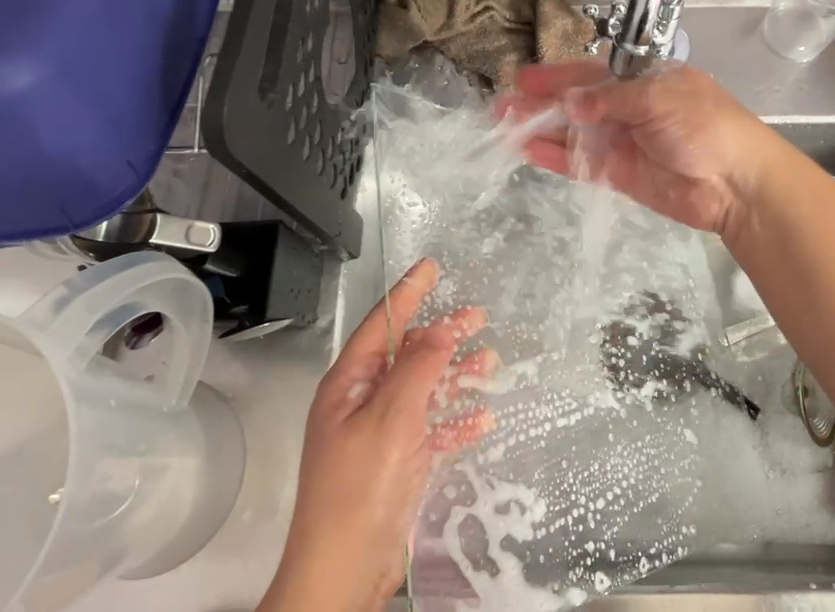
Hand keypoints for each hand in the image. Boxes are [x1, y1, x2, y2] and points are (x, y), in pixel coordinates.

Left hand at [260, 260, 495, 611]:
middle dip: (443, 335)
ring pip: (424, 391)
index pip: (382, 324)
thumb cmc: (358, 489)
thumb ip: (419, 369)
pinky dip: (455, 423)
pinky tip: (481, 421)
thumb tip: (443, 327)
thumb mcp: (390, 420)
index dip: (408, 293)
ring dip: (456, 377)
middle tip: (479, 317)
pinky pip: (431, 432)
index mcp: (349, 383)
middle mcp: (363, 401)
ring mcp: (380, 434)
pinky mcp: (398, 464)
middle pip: (408, 355)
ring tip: (490, 366)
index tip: (431, 266)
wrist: (344, 569)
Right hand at [495, 60, 785, 234]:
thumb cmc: (705, 126)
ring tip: (503, 126)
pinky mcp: (617, 175)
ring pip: (571, 133)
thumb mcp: (660, 97)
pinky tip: (526, 152)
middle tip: (501, 105)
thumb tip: (570, 104)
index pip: (590, 73)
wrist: (736, 183)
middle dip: (539, 102)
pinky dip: (553, 157)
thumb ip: (610, 99)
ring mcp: (620, 142)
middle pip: (574, 103)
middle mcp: (627, 108)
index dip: (557, 75)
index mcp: (642, 80)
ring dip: (539, 129)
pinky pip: (579, 163)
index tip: (523, 78)